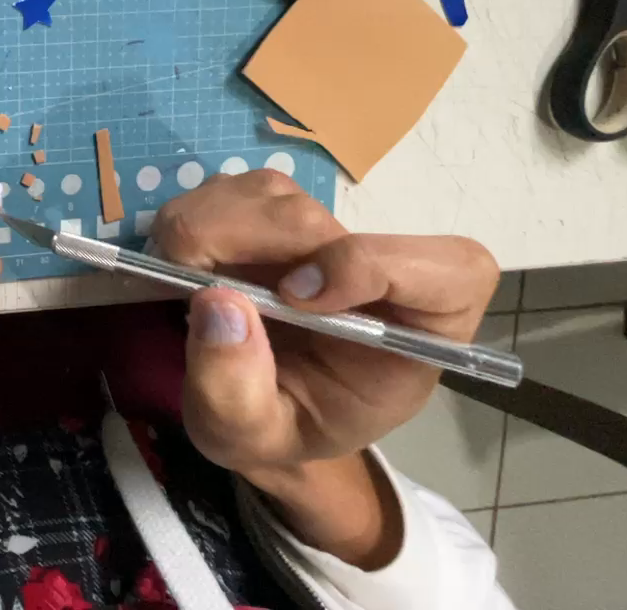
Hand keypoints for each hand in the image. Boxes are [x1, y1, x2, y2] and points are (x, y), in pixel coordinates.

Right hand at [152, 170, 498, 473]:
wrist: (248, 406)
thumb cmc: (273, 428)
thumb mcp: (249, 436)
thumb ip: (234, 389)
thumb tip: (216, 301)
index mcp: (409, 332)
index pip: (446, 270)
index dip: (367, 265)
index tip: (293, 299)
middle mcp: (370, 267)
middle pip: (313, 218)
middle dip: (240, 243)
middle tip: (188, 287)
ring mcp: (313, 233)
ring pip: (264, 194)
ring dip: (204, 229)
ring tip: (180, 280)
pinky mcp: (267, 212)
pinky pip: (227, 190)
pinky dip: (189, 221)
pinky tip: (182, 263)